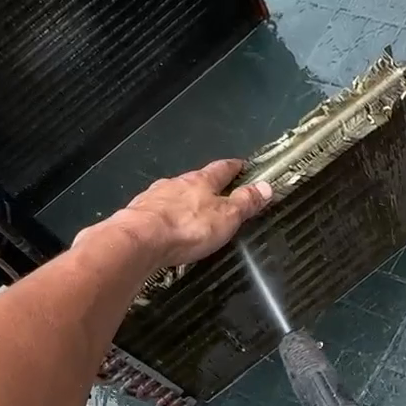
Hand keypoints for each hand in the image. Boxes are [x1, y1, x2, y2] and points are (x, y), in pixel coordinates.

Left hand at [86, 159, 273, 272]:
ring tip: (189, 211)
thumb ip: (245, 203)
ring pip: (173, 194)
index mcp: (200, 181)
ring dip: (182, 200)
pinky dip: (165, 216)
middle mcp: (176, 183)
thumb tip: (267, 186)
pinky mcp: (138, 214)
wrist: (140, 240)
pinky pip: (157, 211)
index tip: (241, 165)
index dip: (233, 167)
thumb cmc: (189, 228)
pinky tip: (165, 225)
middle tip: (215, 191)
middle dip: (205, 185)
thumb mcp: (226, 217)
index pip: (221, 169)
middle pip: (194, 180)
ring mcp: (154, 197)